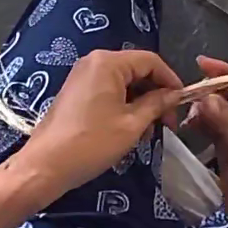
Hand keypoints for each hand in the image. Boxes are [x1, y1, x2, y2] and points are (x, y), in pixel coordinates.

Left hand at [16, 49, 182, 203]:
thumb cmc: (91, 142)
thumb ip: (157, 104)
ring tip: (149, 131)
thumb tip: (175, 95)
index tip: (182, 103)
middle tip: (168, 122)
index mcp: (108, 62)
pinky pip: (109, 90)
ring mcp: (83, 76)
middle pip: (137, 70)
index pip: (151, 61)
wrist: (44, 166)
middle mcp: (94, 61)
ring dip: (141, 103)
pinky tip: (130, 128)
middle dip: (156, 94)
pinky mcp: (76, 91)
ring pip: (124, 82)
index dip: (171, 80)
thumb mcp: (132, 124)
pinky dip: (124, 105)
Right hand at [186, 55, 227, 227]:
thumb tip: (205, 96)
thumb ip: (227, 122)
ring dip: (206, 109)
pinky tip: (190, 123)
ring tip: (187, 109)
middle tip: (187, 89)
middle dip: (213, 92)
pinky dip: (204, 125)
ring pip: (224, 113)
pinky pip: (217, 131)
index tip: (202, 63)